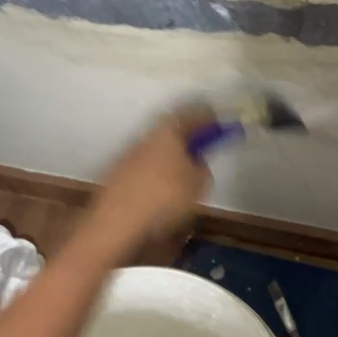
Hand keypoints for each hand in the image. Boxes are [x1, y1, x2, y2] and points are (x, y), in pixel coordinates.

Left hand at [86, 112, 213, 247]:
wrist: (116, 223)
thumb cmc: (164, 198)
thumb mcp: (199, 185)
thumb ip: (203, 167)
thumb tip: (199, 162)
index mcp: (169, 130)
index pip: (194, 113)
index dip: (210, 119)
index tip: (222, 126)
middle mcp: (146, 135)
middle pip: (171, 130)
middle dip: (187, 139)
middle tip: (202, 153)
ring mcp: (127, 154)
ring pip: (156, 149)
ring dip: (170, 159)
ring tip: (183, 180)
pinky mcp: (115, 174)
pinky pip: (144, 168)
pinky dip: (155, 175)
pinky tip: (161, 194)